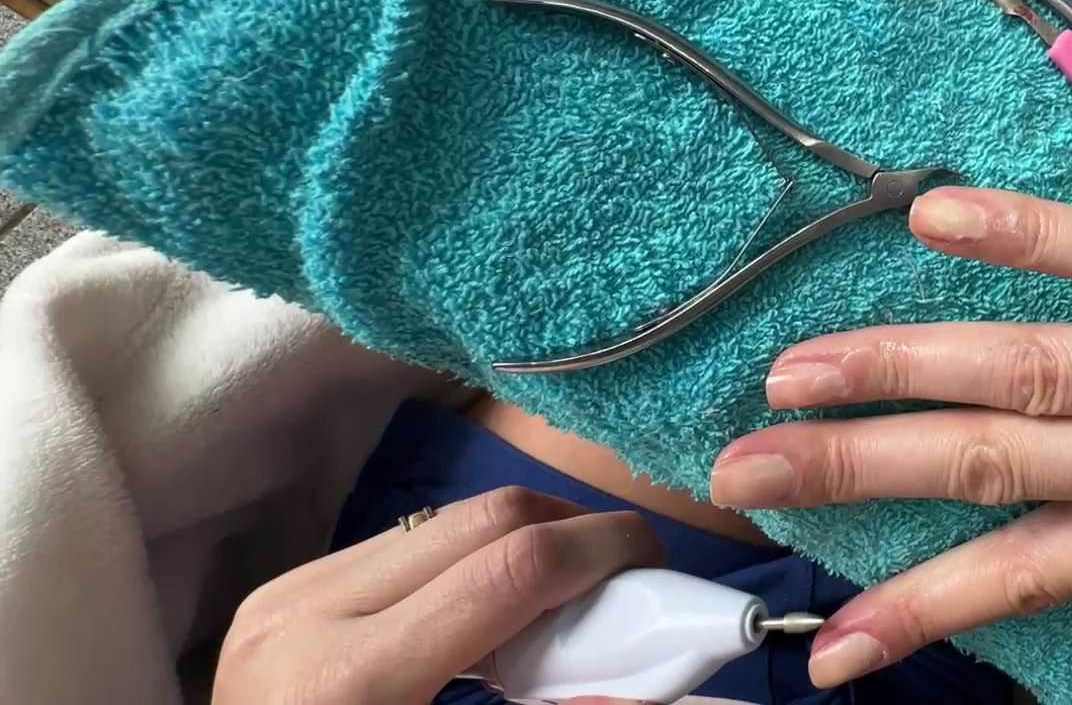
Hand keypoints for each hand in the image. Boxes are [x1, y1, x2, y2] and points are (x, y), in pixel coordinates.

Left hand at [212, 487, 662, 704]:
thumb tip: (642, 676)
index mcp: (347, 686)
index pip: (514, 566)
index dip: (605, 547)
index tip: (652, 566)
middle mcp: (309, 616)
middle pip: (495, 516)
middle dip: (579, 530)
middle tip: (617, 574)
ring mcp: (293, 590)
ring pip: (463, 512)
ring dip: (535, 532)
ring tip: (555, 587)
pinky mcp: (293, 581)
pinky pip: (425, 533)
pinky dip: (483, 549)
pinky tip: (488, 597)